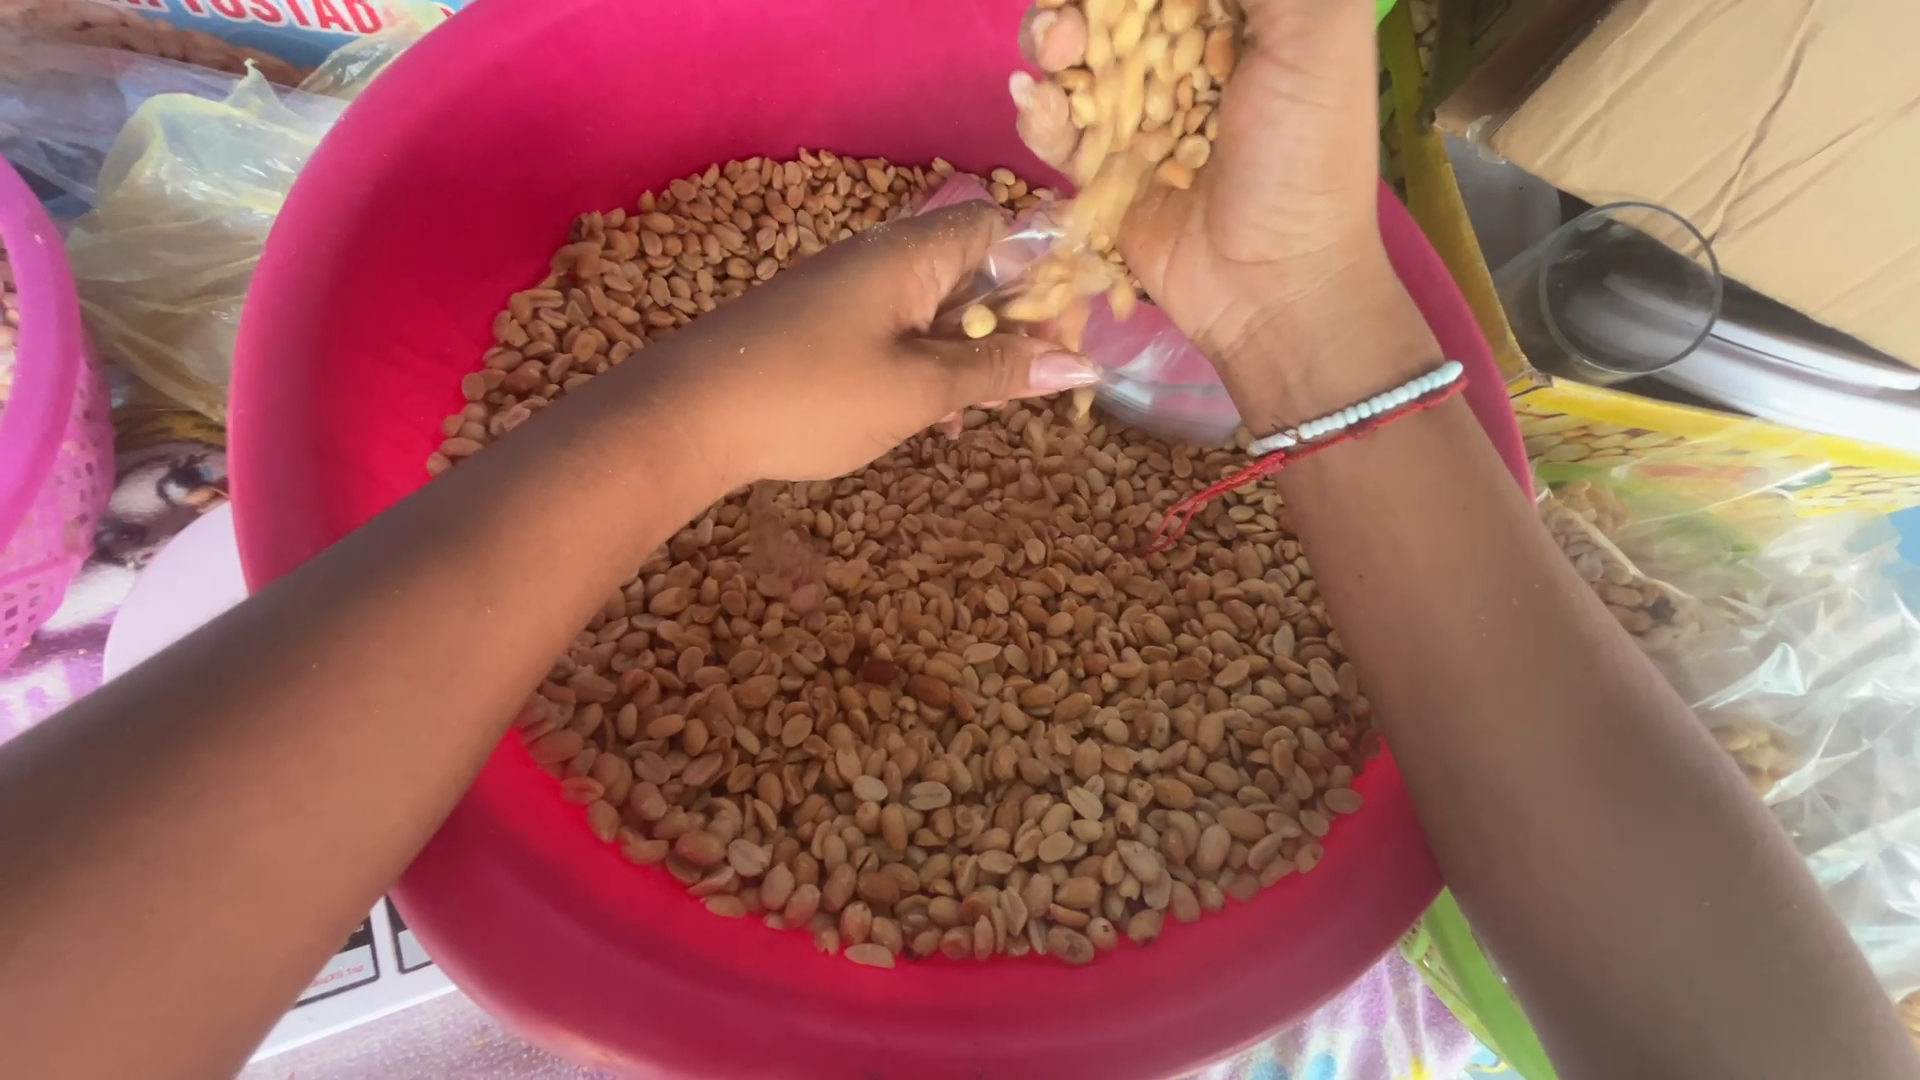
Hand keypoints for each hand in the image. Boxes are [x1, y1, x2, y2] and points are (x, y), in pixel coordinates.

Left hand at [618, 201, 1098, 486]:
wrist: (688, 417)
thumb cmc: (812, 396)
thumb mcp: (918, 390)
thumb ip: (998, 372)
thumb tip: (1077, 365)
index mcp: (913, 254)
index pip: (1002, 230)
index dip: (1044, 277)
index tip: (1064, 336)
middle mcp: (883, 260)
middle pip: (973, 271)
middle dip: (1009, 326)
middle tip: (1028, 384)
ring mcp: (850, 294)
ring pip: (936, 311)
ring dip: (968, 356)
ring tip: (982, 411)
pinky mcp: (827, 327)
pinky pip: (898, 334)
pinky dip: (926, 368)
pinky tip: (932, 417)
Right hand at [1015, 0, 1398, 376]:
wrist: (1272, 285)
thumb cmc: (1305, 161)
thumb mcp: (1316, 35)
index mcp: (1239, 20)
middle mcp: (1182, 62)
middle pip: (1112, 10)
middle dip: (1084, 3)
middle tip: (1076, 19)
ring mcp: (1138, 121)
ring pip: (1074, 59)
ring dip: (1050, 41)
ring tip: (1053, 53)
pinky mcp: (1104, 177)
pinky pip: (1059, 134)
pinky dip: (1040, 114)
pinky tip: (1036, 105)